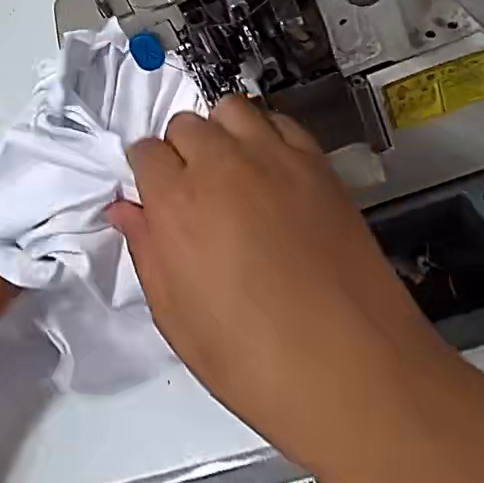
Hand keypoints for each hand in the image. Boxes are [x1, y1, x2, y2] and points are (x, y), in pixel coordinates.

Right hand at [105, 97, 443, 482]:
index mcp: (177, 203)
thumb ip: (146, 251)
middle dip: (180, 150)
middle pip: (184, 125)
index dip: (146, 172)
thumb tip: (126, 213)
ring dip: (221, 131)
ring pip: (230, 109)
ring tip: (229, 166)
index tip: (154, 190)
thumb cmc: (260, 361)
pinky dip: (268, 133)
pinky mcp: (316, 166)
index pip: (144, 151)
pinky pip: (282, 122)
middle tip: (193, 186)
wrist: (356, 373)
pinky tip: (271, 168)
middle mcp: (220, 168)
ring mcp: (272, 160)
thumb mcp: (178, 318)